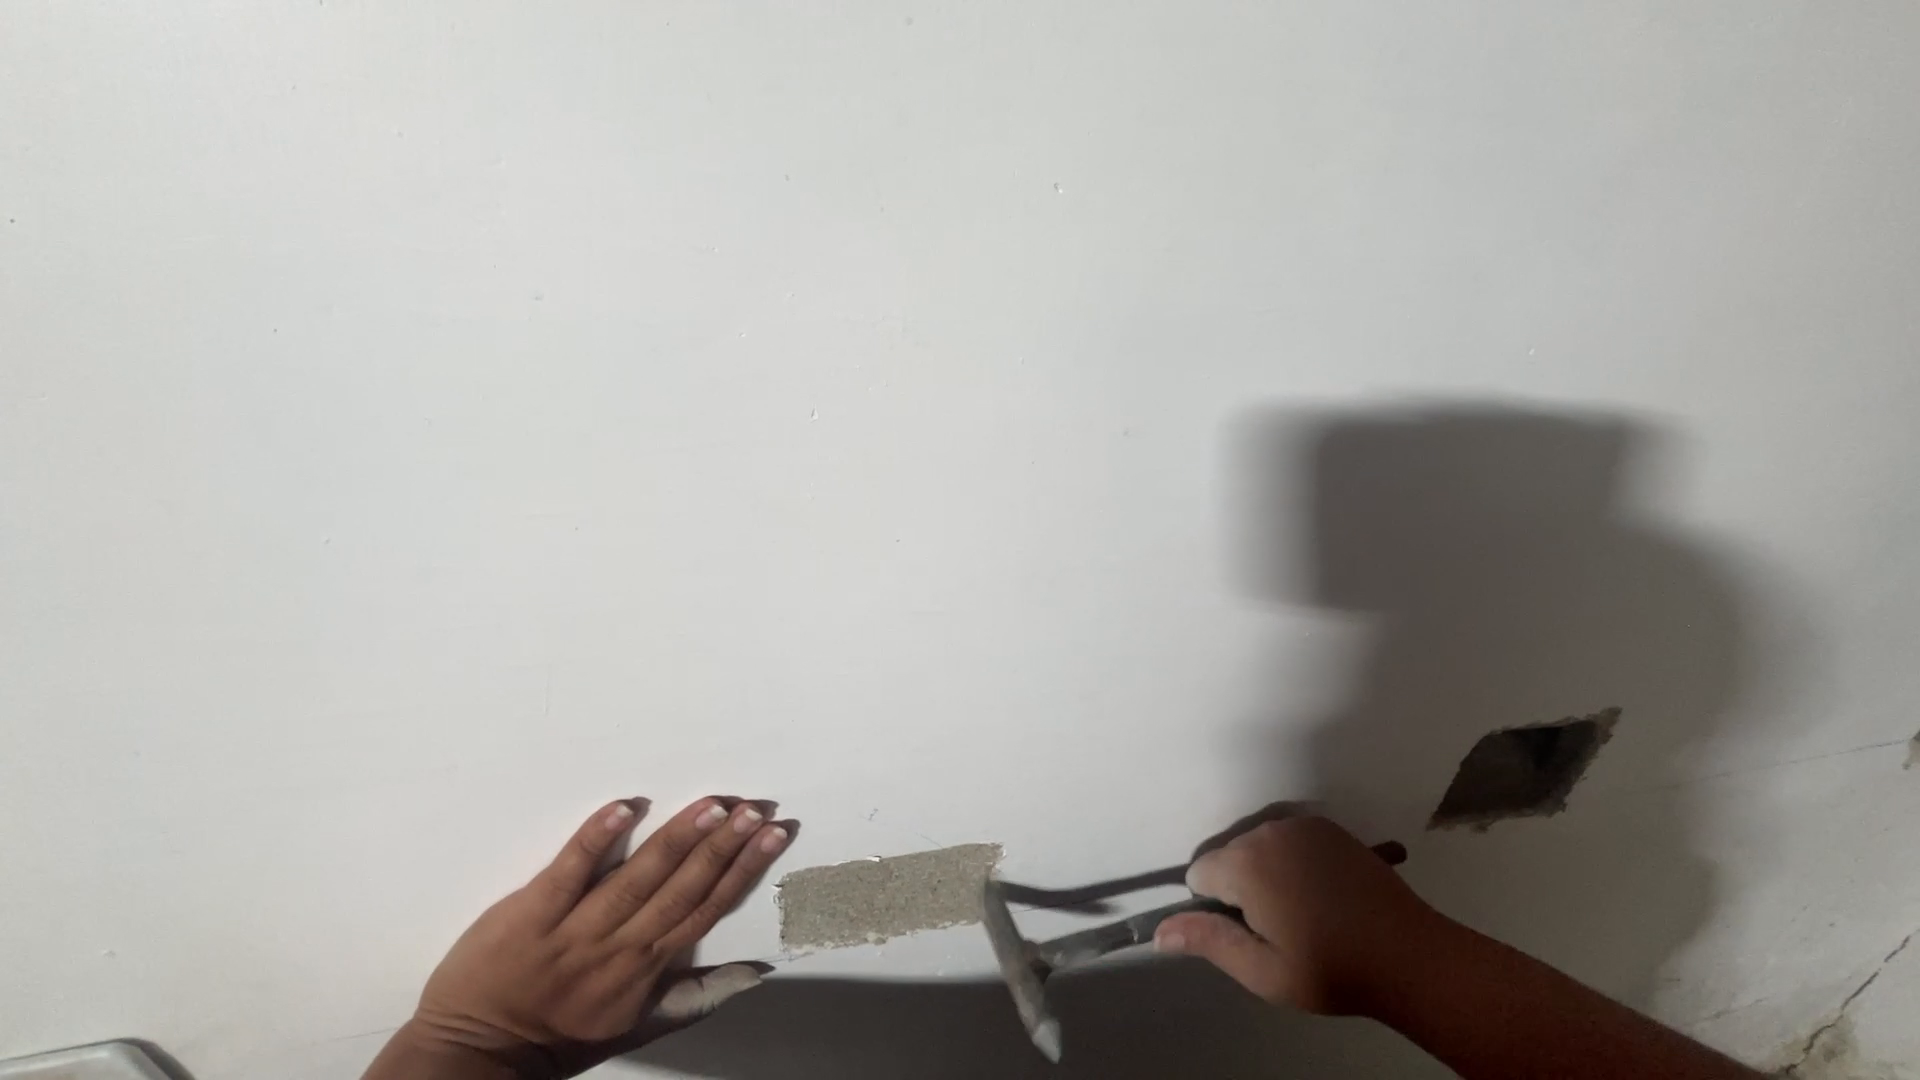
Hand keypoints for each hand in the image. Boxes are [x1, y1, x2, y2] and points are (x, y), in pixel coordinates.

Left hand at [370, 796, 791, 1079]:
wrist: (473, 1056)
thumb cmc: (560, 1038)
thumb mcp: (635, 1026)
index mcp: (647, 969)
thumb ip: (694, 995)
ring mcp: (575, 929)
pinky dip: (597, 841)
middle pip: (682, 888)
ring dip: (678, 840)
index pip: (707, 909)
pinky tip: (626, 808)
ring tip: (713, 806)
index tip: (773, 834)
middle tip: (755, 809)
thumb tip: (756, 972)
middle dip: (723, 846)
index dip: (744, 869)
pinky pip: (569, 871)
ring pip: (637, 878)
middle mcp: (620, 947)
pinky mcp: (530, 913)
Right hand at [1153, 815, 1437, 1015]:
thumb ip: (1209, 940)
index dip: (1218, 908)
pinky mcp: (1328, 827)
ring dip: (1267, 871)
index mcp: (1244, 863)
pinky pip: (1288, 838)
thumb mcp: (1263, 971)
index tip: (1253, 933)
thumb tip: (1159, 931)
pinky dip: (1293, 859)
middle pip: (1228, 856)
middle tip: (1282, 927)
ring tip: (1307, 910)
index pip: (1199, 874)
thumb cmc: (1331, 969)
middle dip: (1241, 887)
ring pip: (1257, 845)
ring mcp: (1300, 825)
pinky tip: (1323, 891)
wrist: (1412, 956)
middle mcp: (1266, 830)